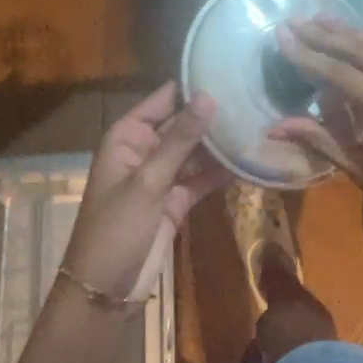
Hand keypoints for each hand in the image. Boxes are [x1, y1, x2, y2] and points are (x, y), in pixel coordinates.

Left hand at [61, 81, 233, 306]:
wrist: (104, 292)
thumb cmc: (115, 229)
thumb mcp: (148, 182)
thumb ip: (180, 139)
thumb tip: (208, 96)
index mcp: (127, 136)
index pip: (164, 99)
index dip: (193, 86)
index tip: (230, 70)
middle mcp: (144, 150)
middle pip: (183, 123)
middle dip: (213, 114)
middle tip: (254, 97)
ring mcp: (161, 176)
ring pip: (195, 151)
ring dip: (220, 143)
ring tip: (258, 124)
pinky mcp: (175, 201)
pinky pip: (201, 178)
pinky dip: (220, 172)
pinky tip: (248, 160)